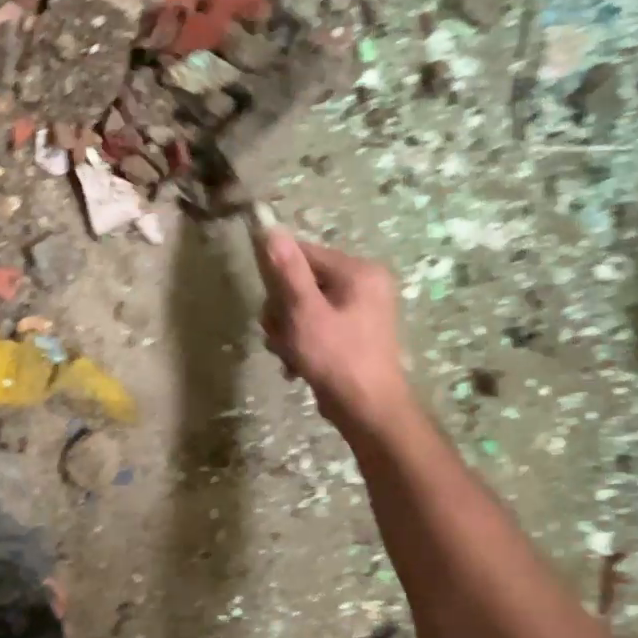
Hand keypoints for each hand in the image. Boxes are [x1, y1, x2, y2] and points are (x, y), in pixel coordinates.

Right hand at [255, 228, 410, 424]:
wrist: (367, 408)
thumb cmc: (335, 356)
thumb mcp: (304, 311)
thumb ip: (287, 270)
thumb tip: (270, 229)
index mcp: (358, 271)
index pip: (302, 253)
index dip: (277, 278)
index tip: (272, 307)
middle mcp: (364, 283)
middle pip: (299, 280)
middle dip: (282, 310)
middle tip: (282, 335)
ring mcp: (360, 308)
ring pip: (302, 304)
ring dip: (286, 329)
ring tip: (289, 352)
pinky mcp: (353, 330)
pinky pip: (313, 322)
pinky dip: (300, 340)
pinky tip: (296, 361)